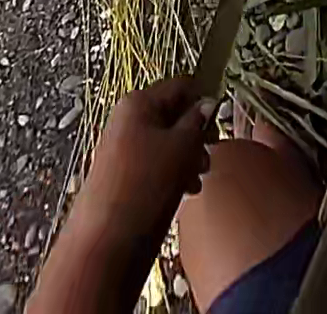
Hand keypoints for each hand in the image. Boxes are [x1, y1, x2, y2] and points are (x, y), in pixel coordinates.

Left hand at [71, 78, 216, 245]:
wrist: (105, 241)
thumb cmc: (144, 186)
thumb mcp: (180, 149)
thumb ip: (197, 122)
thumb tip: (207, 102)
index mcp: (138, 102)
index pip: (179, 86)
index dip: (202, 98)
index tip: (220, 119)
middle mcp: (127, 117)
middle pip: (172, 114)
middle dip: (195, 133)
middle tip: (208, 155)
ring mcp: (123, 145)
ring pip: (166, 140)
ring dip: (187, 156)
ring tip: (196, 180)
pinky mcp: (122, 171)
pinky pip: (155, 161)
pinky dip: (173, 171)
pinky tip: (184, 191)